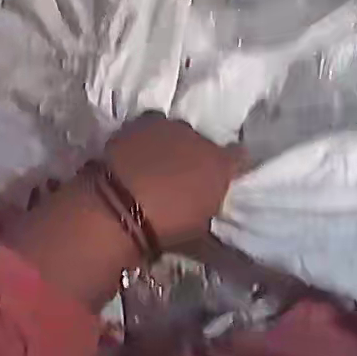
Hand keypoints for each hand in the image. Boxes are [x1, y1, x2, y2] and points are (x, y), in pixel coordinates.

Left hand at [102, 115, 244, 248]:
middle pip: (204, 143)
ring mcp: (168, 126)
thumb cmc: (164, 228)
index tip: (222, 177)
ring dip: (171, 144)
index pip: (239, 157)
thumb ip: (209, 214)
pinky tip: (136, 152)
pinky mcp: (139, 122)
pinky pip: (150, 126)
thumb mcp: (197, 233)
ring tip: (156, 163)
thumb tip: (213, 219)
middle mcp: (199, 138)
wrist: (117, 206)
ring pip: (176, 132)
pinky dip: (146, 137)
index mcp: (220, 165)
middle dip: (196, 156)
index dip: (230, 166)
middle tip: (182, 176)